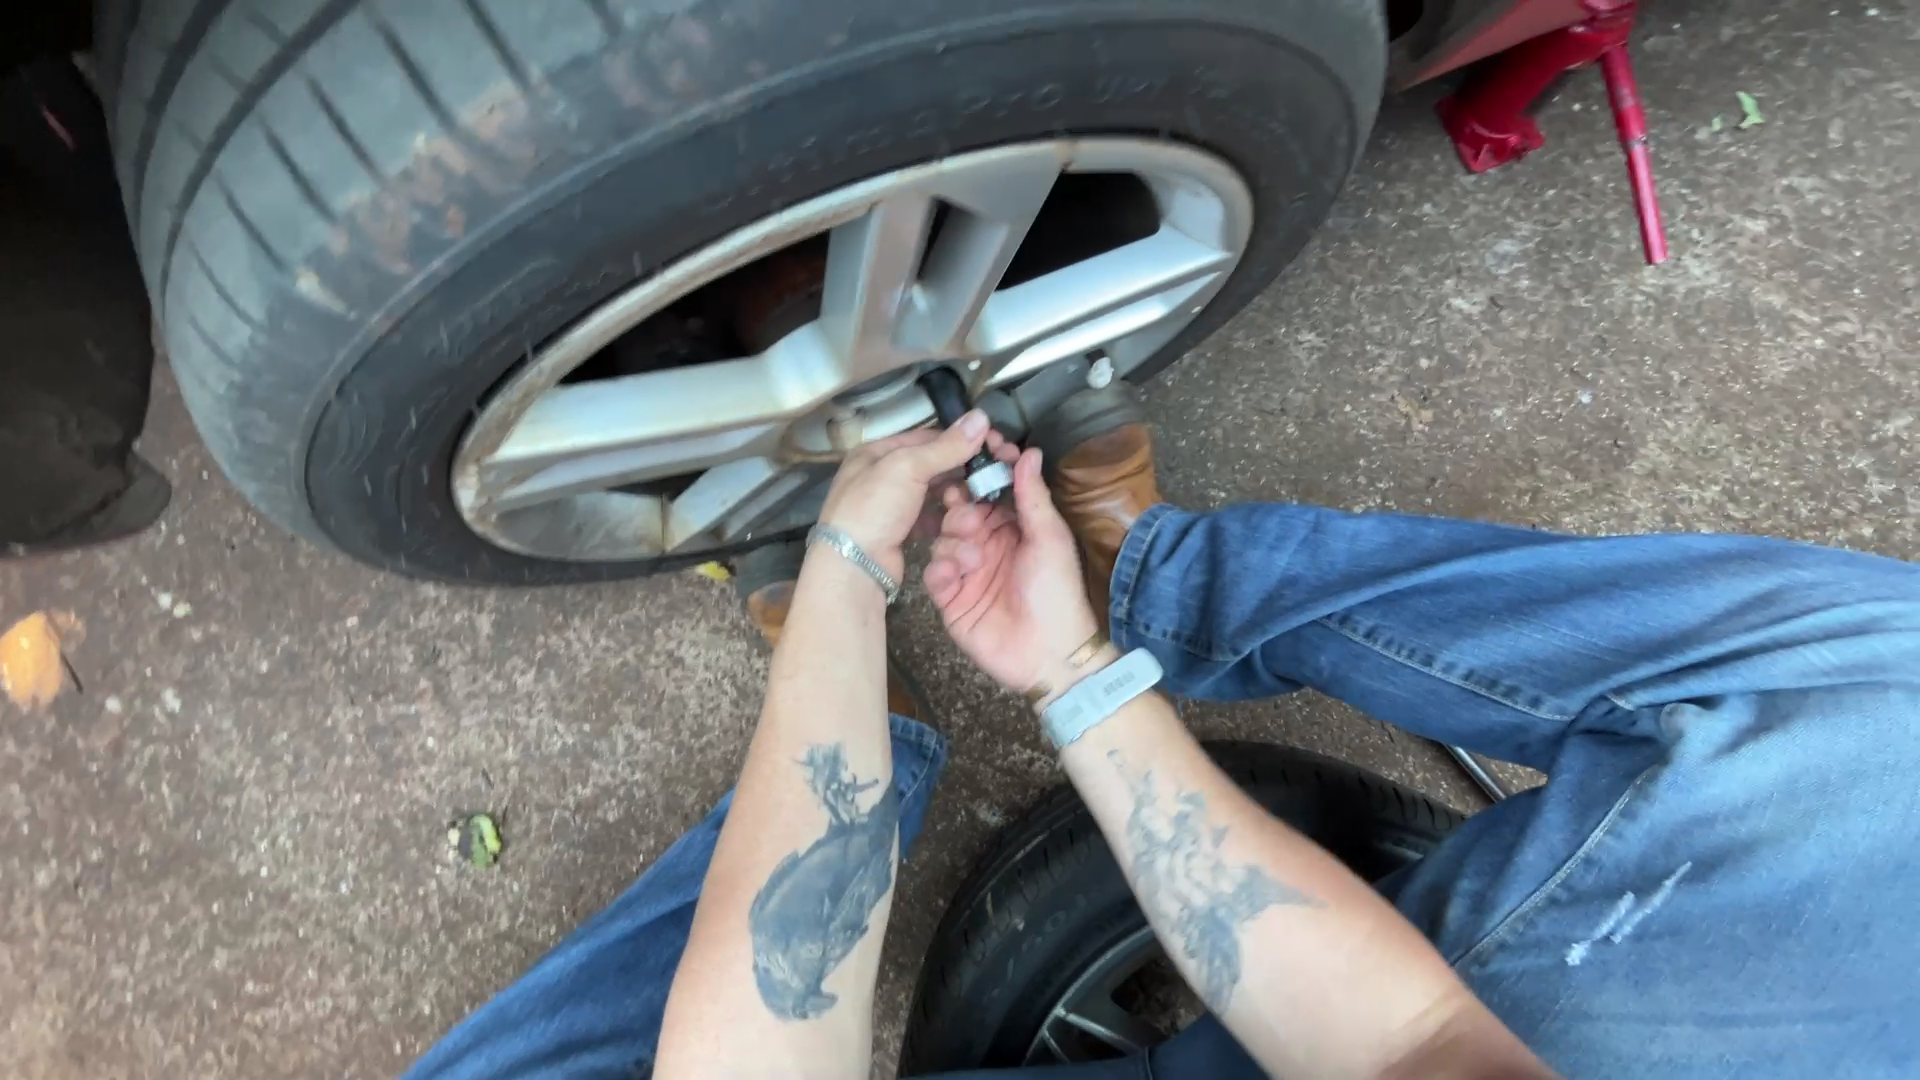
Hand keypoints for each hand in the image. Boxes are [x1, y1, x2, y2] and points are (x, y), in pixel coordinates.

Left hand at [816, 409, 998, 580]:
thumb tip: (982, 416)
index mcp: (874, 453)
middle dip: (958, 473)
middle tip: (989, 478)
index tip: (989, 447)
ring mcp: (888, 507)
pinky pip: (927, 519)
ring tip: (977, 501)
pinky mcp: (898, 533)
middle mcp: (879, 477)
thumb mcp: (908, 468)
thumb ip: (946, 446)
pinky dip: (944, 519)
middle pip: (929, 467)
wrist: (854, 567)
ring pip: (930, 494)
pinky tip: (961, 522)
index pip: (924, 437)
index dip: (957, 440)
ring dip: (954, 497)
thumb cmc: (875, 508)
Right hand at [923, 447, 1102, 698]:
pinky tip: (956, 574)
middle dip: (960, 507)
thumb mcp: (1049, 538)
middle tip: (969, 516)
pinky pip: (933, 572)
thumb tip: (1029, 452)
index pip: (989, 489)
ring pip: (942, 538)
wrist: (1048, 653)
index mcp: (1012, 526)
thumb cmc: (1057, 592)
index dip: (982, 471)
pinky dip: (940, 569)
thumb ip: (1033, 496)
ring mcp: (966, 570)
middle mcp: (986, 543)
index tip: (978, 453)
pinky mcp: (950, 597)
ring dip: (953, 541)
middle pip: (958, 509)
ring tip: (973, 557)